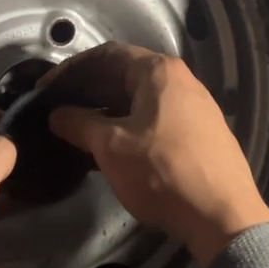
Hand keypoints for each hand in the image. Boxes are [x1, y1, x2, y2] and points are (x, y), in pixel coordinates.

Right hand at [44, 43, 268, 266]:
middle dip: (89, 90)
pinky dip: (128, 124)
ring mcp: (193, 105)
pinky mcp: (199, 131)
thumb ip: (81, 124)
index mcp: (159, 71)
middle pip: (125, 74)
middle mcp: (180, 79)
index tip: (47, 88)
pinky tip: (109, 147)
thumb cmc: (163, 170)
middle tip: (58, 110)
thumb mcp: (113, 147)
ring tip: (77, 130)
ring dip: (107, 110)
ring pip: (140, 98)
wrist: (221, 213)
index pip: (109, 54)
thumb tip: (58, 114)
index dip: (74, 68)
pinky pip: (155, 116)